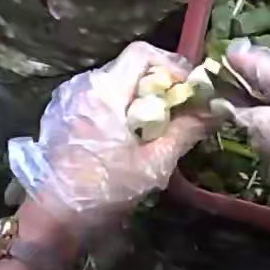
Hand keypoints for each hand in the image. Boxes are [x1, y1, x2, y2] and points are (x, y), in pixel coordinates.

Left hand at [7, 42, 208, 234]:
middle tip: (178, 111)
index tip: (187, 91)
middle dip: (158, 83)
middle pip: (129, 66)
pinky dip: (118, 107)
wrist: (53, 217)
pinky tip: (126, 135)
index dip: (171, 65)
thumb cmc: (105, 189)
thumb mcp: (154, 164)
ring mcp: (68, 98)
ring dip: (138, 96)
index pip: (143, 52)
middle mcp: (84, 85)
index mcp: (105, 90)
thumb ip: (186, 131)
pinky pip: (97, 97)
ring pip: (114, 82)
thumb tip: (216, 110)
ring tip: (154, 126)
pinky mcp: (61, 113)